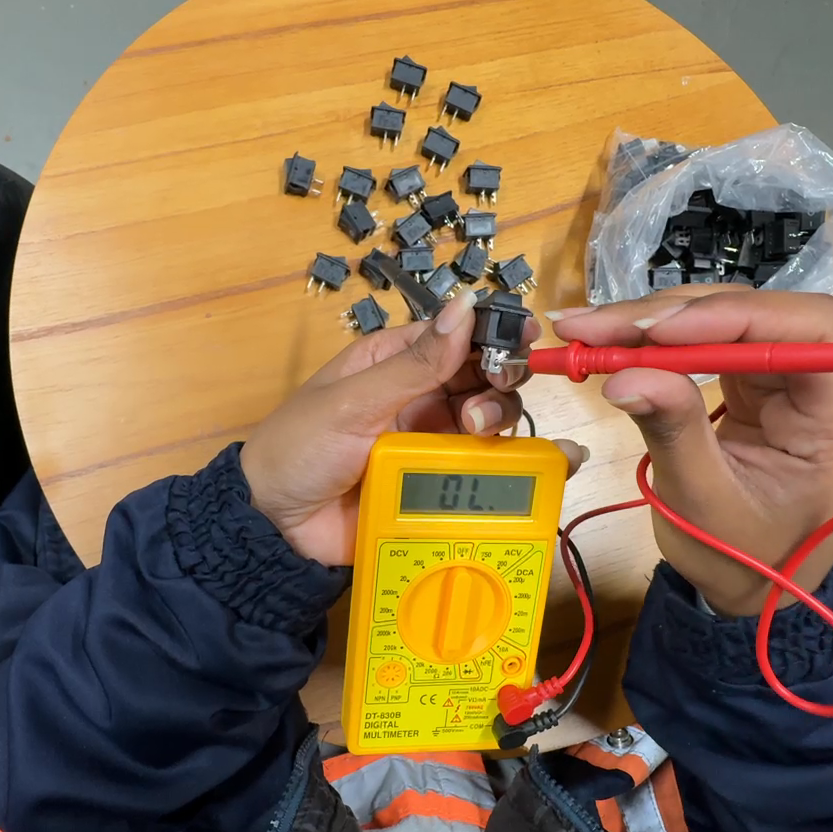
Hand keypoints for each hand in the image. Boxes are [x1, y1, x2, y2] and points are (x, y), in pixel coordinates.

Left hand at [243, 293, 583, 566]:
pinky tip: (557, 464)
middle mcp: (421, 399)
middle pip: (484, 377)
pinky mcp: (440, 487)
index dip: (492, 333)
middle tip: (480, 398)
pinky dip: (524, 465)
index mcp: (395, 363)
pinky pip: (488, 472)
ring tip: (477, 431)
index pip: (457, 336)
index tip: (522, 335)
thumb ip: (414, 362)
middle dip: (497, 379)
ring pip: (492, 422)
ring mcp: (433, 444)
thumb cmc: (301, 448)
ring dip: (500, 419)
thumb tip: (467, 304)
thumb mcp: (353, 400)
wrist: (275, 526)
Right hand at [549, 287, 832, 615]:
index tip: (658, 331)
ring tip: (588, 332)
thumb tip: (623, 376)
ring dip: (654, 323)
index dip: (736, 316)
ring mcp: (791, 384)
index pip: (812, 330)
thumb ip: (673, 432)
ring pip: (727, 322)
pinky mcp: (758, 386)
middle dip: (672, 316)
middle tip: (594, 328)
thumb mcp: (702, 503)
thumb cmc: (739, 560)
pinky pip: (710, 345)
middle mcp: (826, 389)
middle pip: (759, 316)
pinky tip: (614, 342)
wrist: (749, 591)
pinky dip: (658, 342)